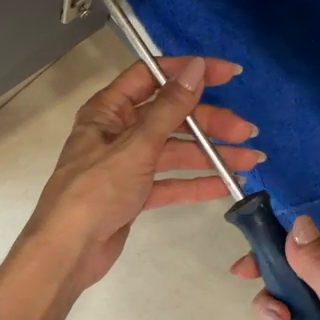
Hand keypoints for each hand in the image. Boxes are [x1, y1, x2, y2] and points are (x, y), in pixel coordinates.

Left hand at [29, 55, 259, 288]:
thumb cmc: (95, 191)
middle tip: (247, 132)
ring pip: (174, 151)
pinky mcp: (133, 195)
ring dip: (211, 155)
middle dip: (210, 123)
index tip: (229, 75)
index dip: (189, 73)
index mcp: (107, 111)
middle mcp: (116, 133)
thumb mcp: (135, 146)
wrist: (68, 250)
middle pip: (170, 117)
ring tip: (250, 161)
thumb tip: (195, 69)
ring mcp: (125, 165)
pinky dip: (196, 183)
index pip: (151, 77)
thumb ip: (168, 109)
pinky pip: (170, 182)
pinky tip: (226, 185)